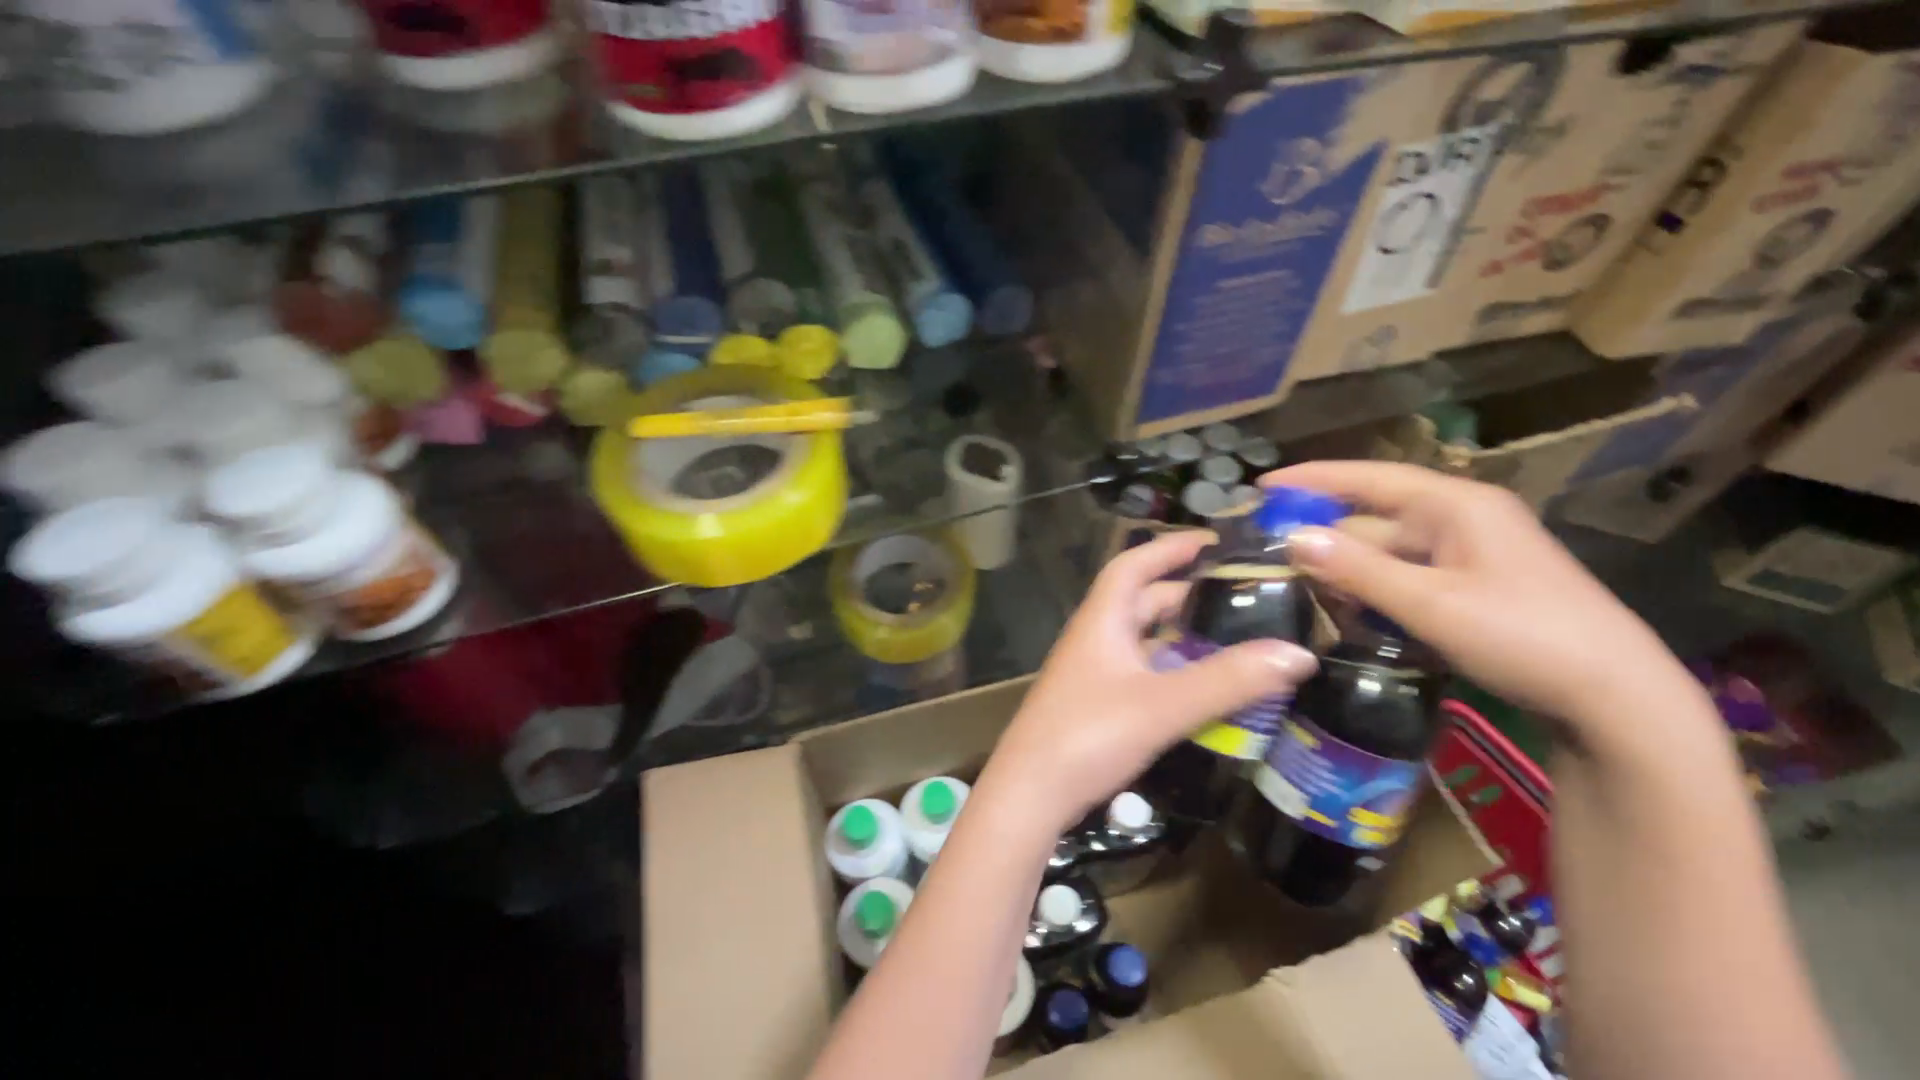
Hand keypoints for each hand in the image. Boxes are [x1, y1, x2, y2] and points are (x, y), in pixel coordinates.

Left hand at [981, 531, 1317, 833]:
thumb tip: (1300, 653)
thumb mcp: (1164, 705)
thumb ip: (1229, 680)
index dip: (1170, 547)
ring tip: (1232, 637)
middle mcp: (1095, 639)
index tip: (1213, 540)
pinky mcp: (1095, 708)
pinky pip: (1141, 674)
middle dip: (1186, 593)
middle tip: (1240, 594)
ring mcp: (1092, 675)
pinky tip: (1202, 688)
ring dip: (1181, 635)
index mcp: (1102, 621)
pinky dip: (1172, 671)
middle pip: (1141, 602)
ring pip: (1142, 641)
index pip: (1134, 564)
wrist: (1028, 795)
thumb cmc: (1088, 736)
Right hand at [1264, 461, 1693, 730]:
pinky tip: (1345, 611)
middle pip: (1375, 519)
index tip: (1263, 488)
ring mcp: (1470, 558)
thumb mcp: (1431, 603)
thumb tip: (1292, 538)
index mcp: (1456, 506)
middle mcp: (1461, 521)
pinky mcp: (1474, 591)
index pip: (1371, 478)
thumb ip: (1359, 570)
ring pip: (1389, 554)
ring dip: (1346, 569)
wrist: (1613, 697)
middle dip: (1324, 534)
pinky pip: (1408, 580)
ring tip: (1292, 585)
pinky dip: (1374, 591)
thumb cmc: (1523, 634)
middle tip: (1265, 553)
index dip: (1315, 480)